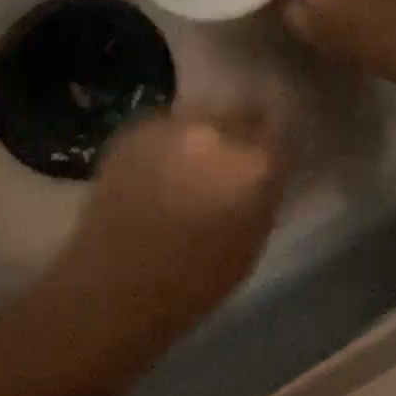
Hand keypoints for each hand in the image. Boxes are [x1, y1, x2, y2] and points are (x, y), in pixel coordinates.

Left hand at [59, 108, 291, 324]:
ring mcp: (171, 124)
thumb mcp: (251, 243)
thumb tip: (267, 169)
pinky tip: (162, 167)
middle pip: (241, 111)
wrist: (113, 284)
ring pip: (202, 113)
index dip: (278, 141)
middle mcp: (214, 130)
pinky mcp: (135, 128)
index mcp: (253, 163)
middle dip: (243, 131)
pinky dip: (170, 140)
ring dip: (206, 131)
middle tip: (235, 158)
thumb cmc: (193, 281)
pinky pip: (166, 125)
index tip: (274, 153)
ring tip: (194, 161)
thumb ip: (265, 194)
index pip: (282, 128)